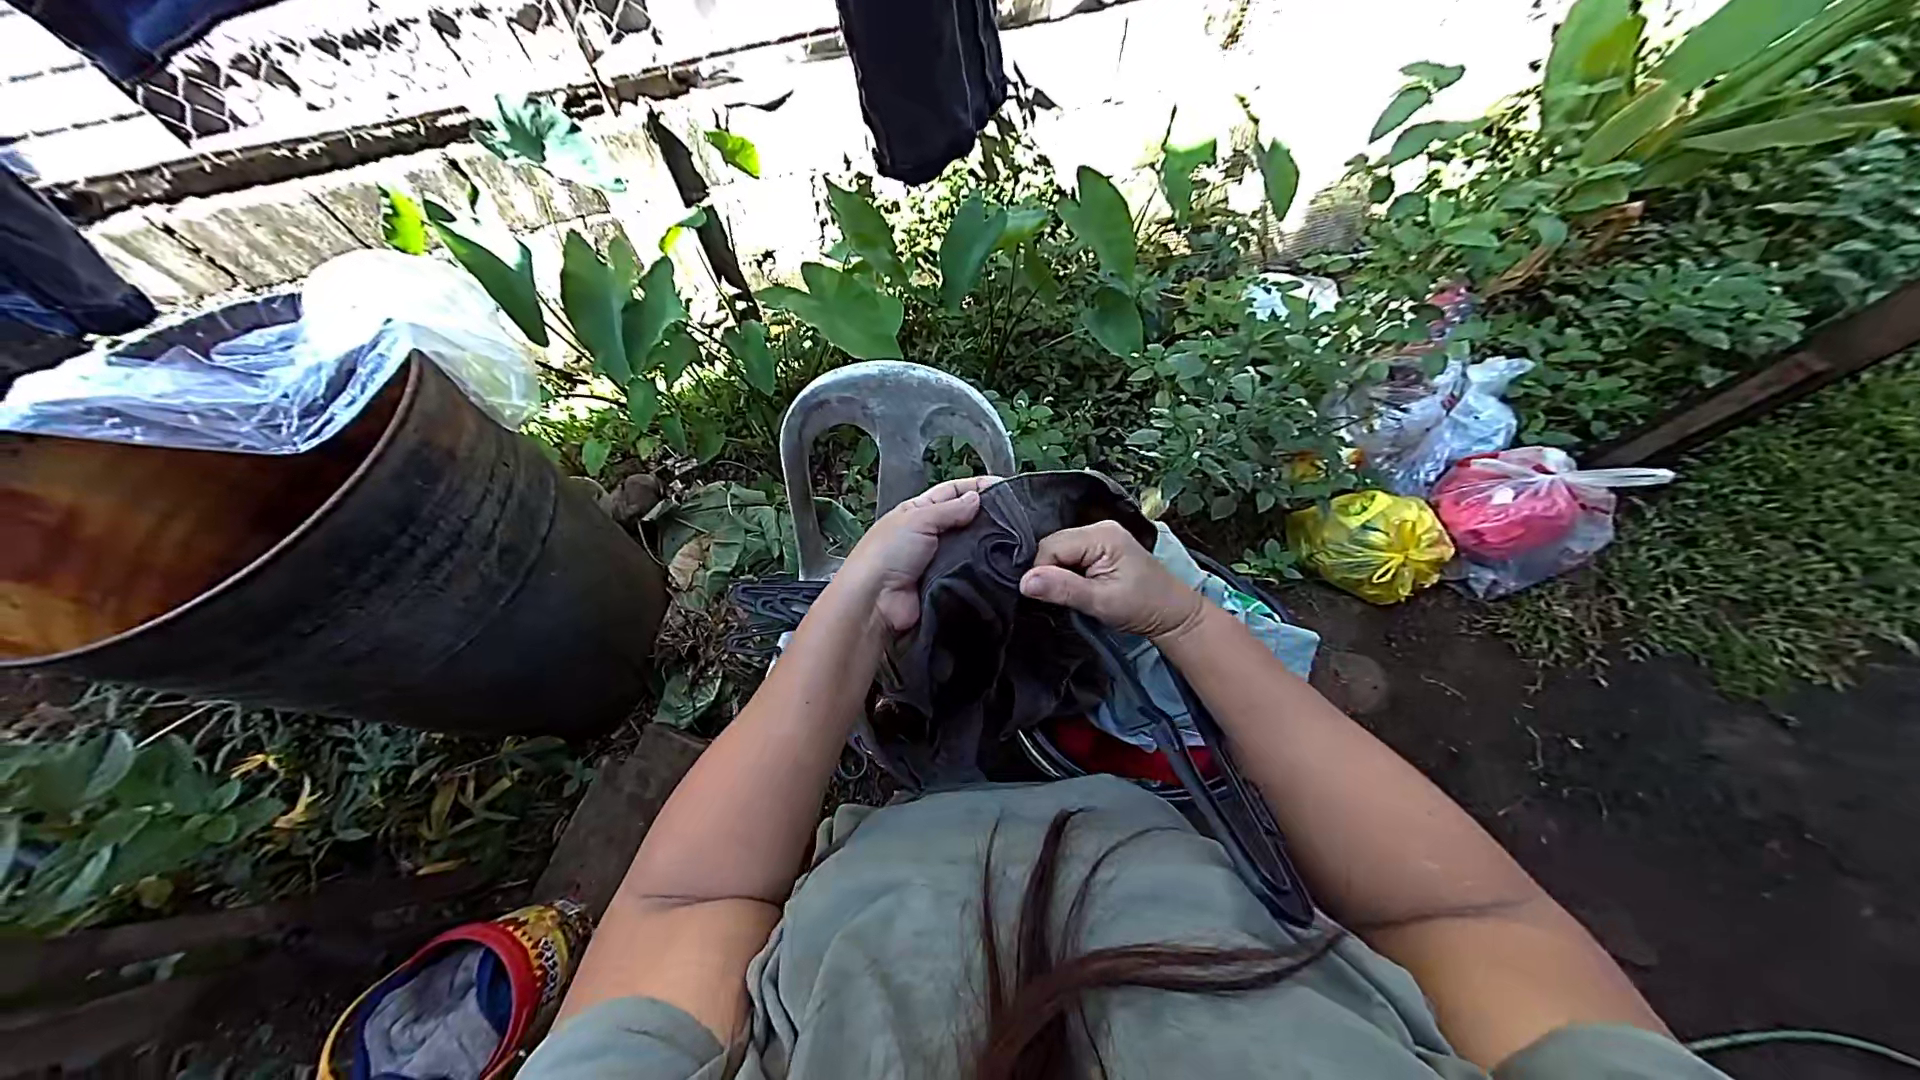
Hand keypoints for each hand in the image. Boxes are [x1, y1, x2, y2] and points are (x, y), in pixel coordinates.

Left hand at [836, 476, 1001, 632]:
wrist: (875, 602)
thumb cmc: (886, 553)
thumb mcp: (917, 519)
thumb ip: (950, 509)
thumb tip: (976, 498)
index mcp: (918, 511)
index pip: (952, 492)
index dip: (975, 487)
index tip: (1002, 487)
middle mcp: (930, 534)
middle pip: (965, 520)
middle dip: (987, 516)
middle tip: (1015, 515)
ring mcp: (940, 560)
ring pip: (972, 547)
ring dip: (988, 543)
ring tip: (1015, 539)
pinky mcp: (949, 584)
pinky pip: (972, 573)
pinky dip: (985, 569)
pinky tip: (1004, 564)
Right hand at [1019, 520, 1207, 642]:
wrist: (1172, 613)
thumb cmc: (1141, 608)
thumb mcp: (1100, 602)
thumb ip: (1062, 589)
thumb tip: (1025, 582)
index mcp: (1101, 535)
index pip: (1051, 547)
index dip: (1043, 572)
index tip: (1053, 597)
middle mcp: (1099, 527)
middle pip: (1053, 545)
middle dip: (1051, 572)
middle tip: (1068, 597)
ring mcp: (1100, 535)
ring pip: (1059, 550)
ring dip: (1059, 573)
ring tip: (1076, 592)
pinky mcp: (1100, 546)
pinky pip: (1069, 554)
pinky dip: (1067, 572)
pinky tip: (1079, 585)